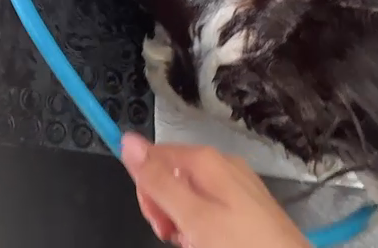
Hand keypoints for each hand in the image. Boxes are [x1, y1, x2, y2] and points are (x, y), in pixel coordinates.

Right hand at [120, 133, 306, 247]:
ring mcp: (238, 187)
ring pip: (191, 199)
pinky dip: (206, 232)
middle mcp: (221, 165)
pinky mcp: (250, 209)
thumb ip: (159, 181)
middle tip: (181, 240)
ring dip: (186, 226)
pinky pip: (212, 211)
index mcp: (205, 160)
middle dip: (168, 211)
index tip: (160, 223)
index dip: (148, 191)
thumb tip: (127, 139)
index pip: (154, 157)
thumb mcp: (194, 219)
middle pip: (172, 177)